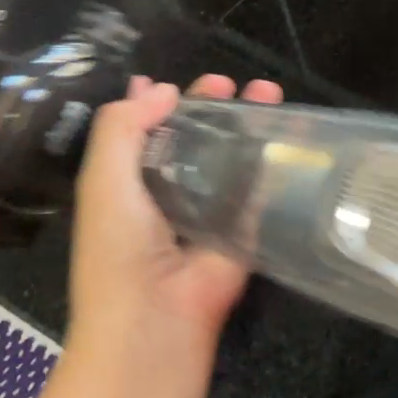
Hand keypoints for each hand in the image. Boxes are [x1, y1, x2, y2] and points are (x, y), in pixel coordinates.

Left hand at [66, 73, 282, 361]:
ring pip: (235, 155)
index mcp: (130, 184)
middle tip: (233, 82)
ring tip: (271, 94)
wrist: (158, 316)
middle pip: (197, 139)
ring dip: (251, 123)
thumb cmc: (120, 248)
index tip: (179, 82)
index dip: (163, 104)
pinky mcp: (247, 225)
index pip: (149, 133)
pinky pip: (263, 186)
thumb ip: (121, 130)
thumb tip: (161, 88)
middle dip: (214, 106)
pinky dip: (279, 158)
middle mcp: (172, 193)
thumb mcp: (103, 182)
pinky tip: (295, 131)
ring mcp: (213, 209)